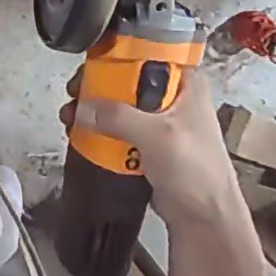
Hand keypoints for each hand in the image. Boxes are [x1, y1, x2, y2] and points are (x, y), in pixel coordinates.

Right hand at [62, 72, 245, 229]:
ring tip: (68, 117)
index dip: (114, 55)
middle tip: (73, 94)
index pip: (146, 53)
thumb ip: (119, 117)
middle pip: (126, 77)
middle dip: (95, 85)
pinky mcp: (148, 143)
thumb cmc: (194, 171)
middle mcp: (173, 95)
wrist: (207, 222)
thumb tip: (80, 108)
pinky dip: (98, 128)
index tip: (87, 66)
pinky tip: (77, 132)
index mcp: (186, 82)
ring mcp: (160, 120)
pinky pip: (118, 127)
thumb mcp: (158, 136)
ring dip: (92, 108)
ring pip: (119, 103)